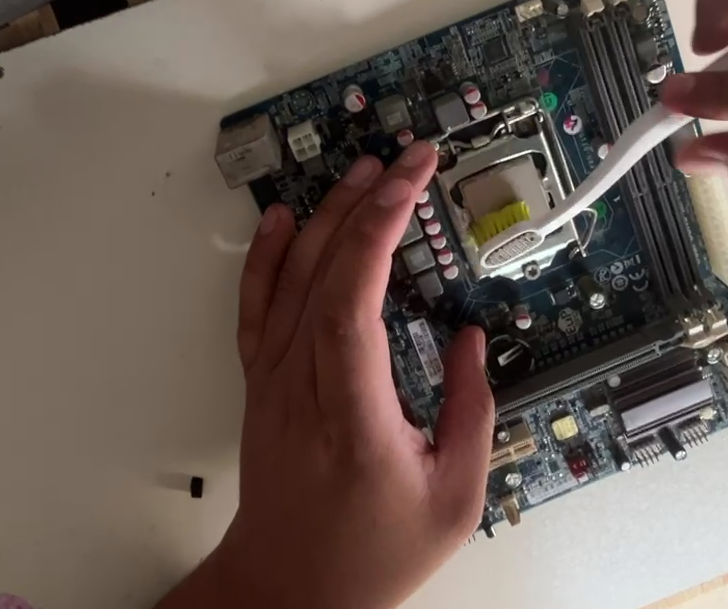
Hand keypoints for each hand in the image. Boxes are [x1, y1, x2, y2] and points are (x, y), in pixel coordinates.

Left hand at [160, 142, 494, 608]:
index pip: (354, 300)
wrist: (291, 588)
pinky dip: (266, 254)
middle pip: (326, 271)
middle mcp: (302, 386)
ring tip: (363, 170)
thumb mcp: (453, 498)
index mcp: (353, 417)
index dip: (380, 229)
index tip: (411, 181)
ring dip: (328, 214)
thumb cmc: (371, 552)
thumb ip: (471, 410)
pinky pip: (256, 303)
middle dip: (370, 202)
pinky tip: (280, 218)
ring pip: (292, 276)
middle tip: (406, 160)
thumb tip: (468, 336)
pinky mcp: (260, 377)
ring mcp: (272, 378)